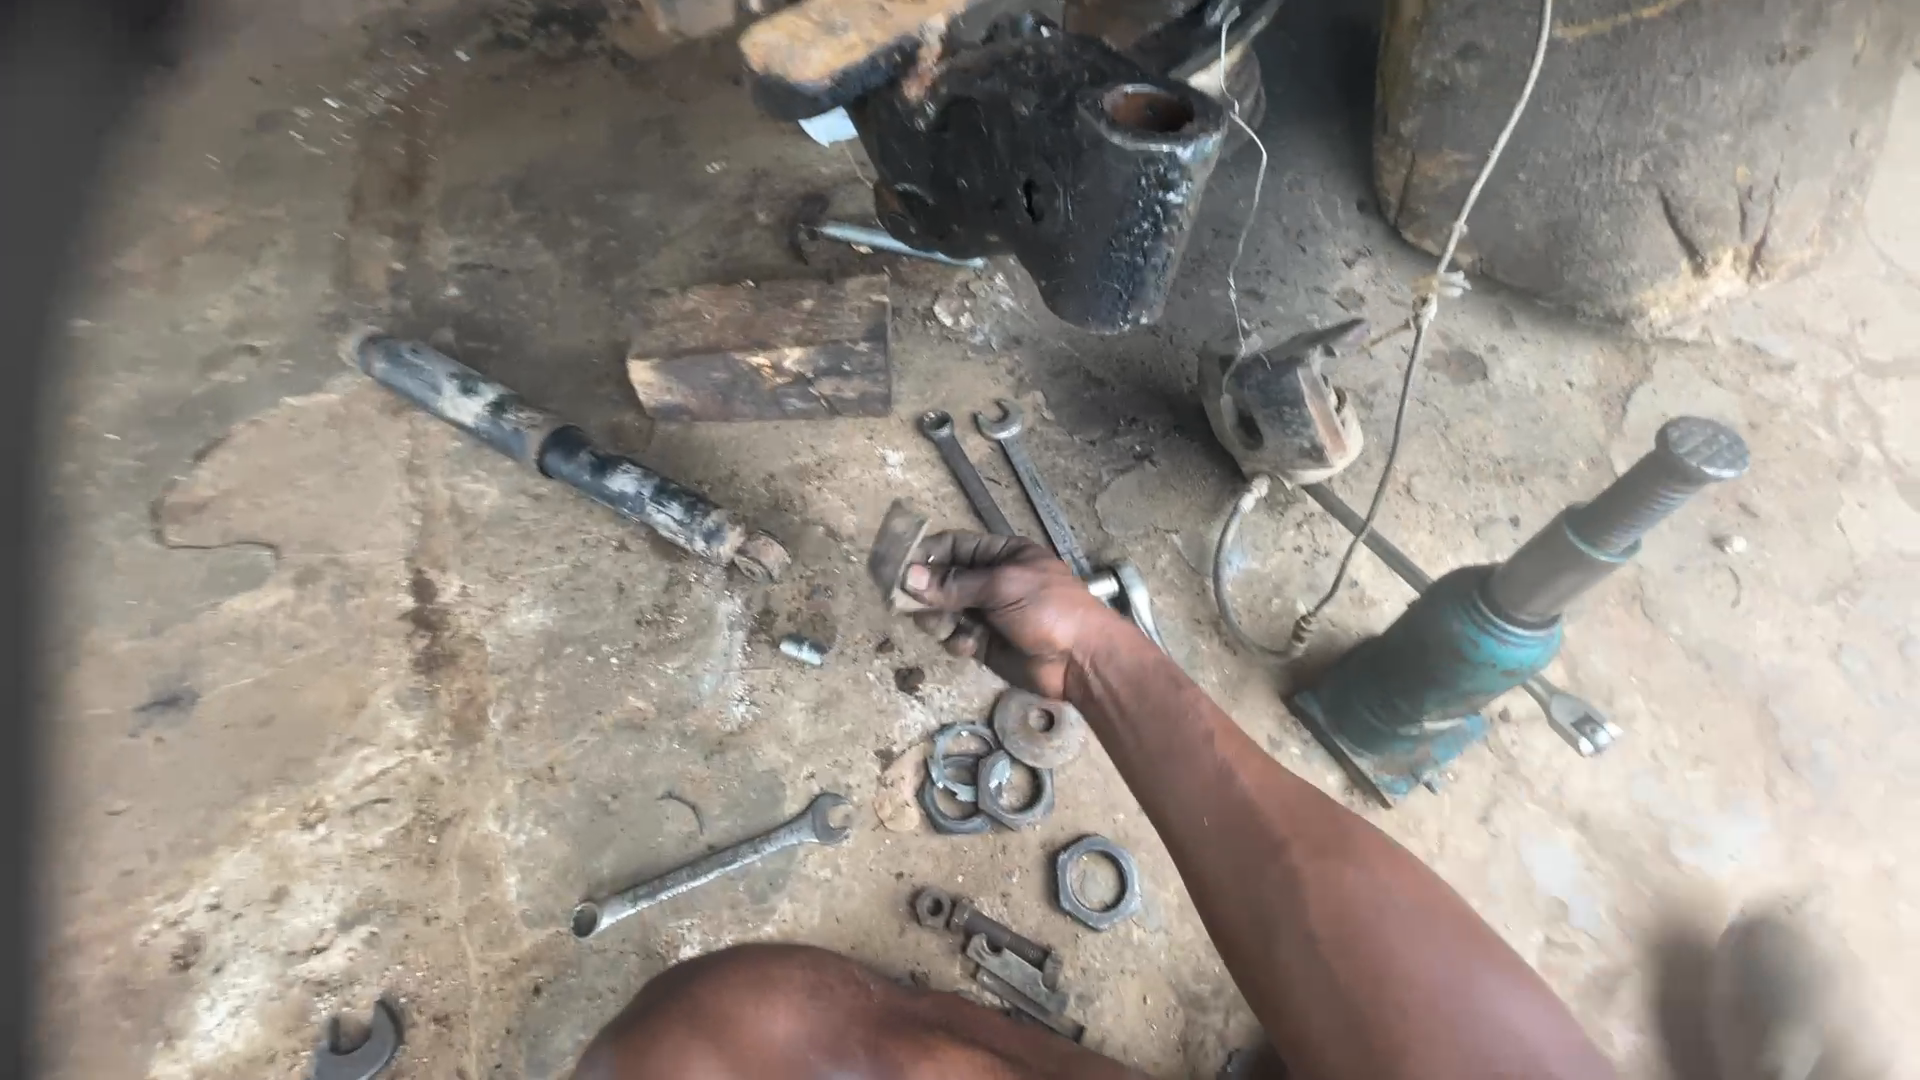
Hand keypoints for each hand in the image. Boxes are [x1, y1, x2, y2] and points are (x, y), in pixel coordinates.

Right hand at [902, 531, 1120, 699]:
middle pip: (943, 580)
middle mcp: (991, 580)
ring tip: (945, 626)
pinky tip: (970, 645)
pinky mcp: (984, 643)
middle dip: (926, 591)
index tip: (898, 567)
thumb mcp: (1003, 586)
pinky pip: (956, 636)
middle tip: (904, 602)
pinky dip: (958, 640)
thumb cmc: (1048, 609)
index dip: (926, 555)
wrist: (1081, 660)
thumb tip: (909, 577)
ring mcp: (987, 612)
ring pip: (944, 611)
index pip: (954, 546)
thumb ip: (955, 583)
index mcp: (1002, 554)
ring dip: (939, 619)